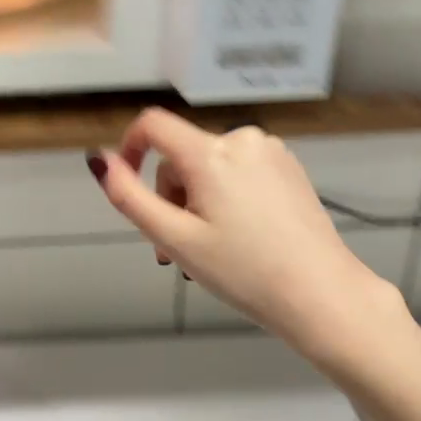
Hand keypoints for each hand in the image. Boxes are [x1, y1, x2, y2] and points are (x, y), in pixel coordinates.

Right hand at [88, 108, 404, 371]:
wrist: (321, 295)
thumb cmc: (244, 272)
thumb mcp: (174, 238)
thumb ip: (129, 195)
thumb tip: (99, 159)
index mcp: (210, 153)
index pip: (152, 125)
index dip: (129, 148)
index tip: (126, 184)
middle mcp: (242, 139)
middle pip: (181, 156)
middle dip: (169, 198)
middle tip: (172, 250)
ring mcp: (271, 153)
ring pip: (210, 168)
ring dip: (196, 203)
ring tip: (206, 251)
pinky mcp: (289, 169)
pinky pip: (239, 173)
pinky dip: (225, 199)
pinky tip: (237, 239)